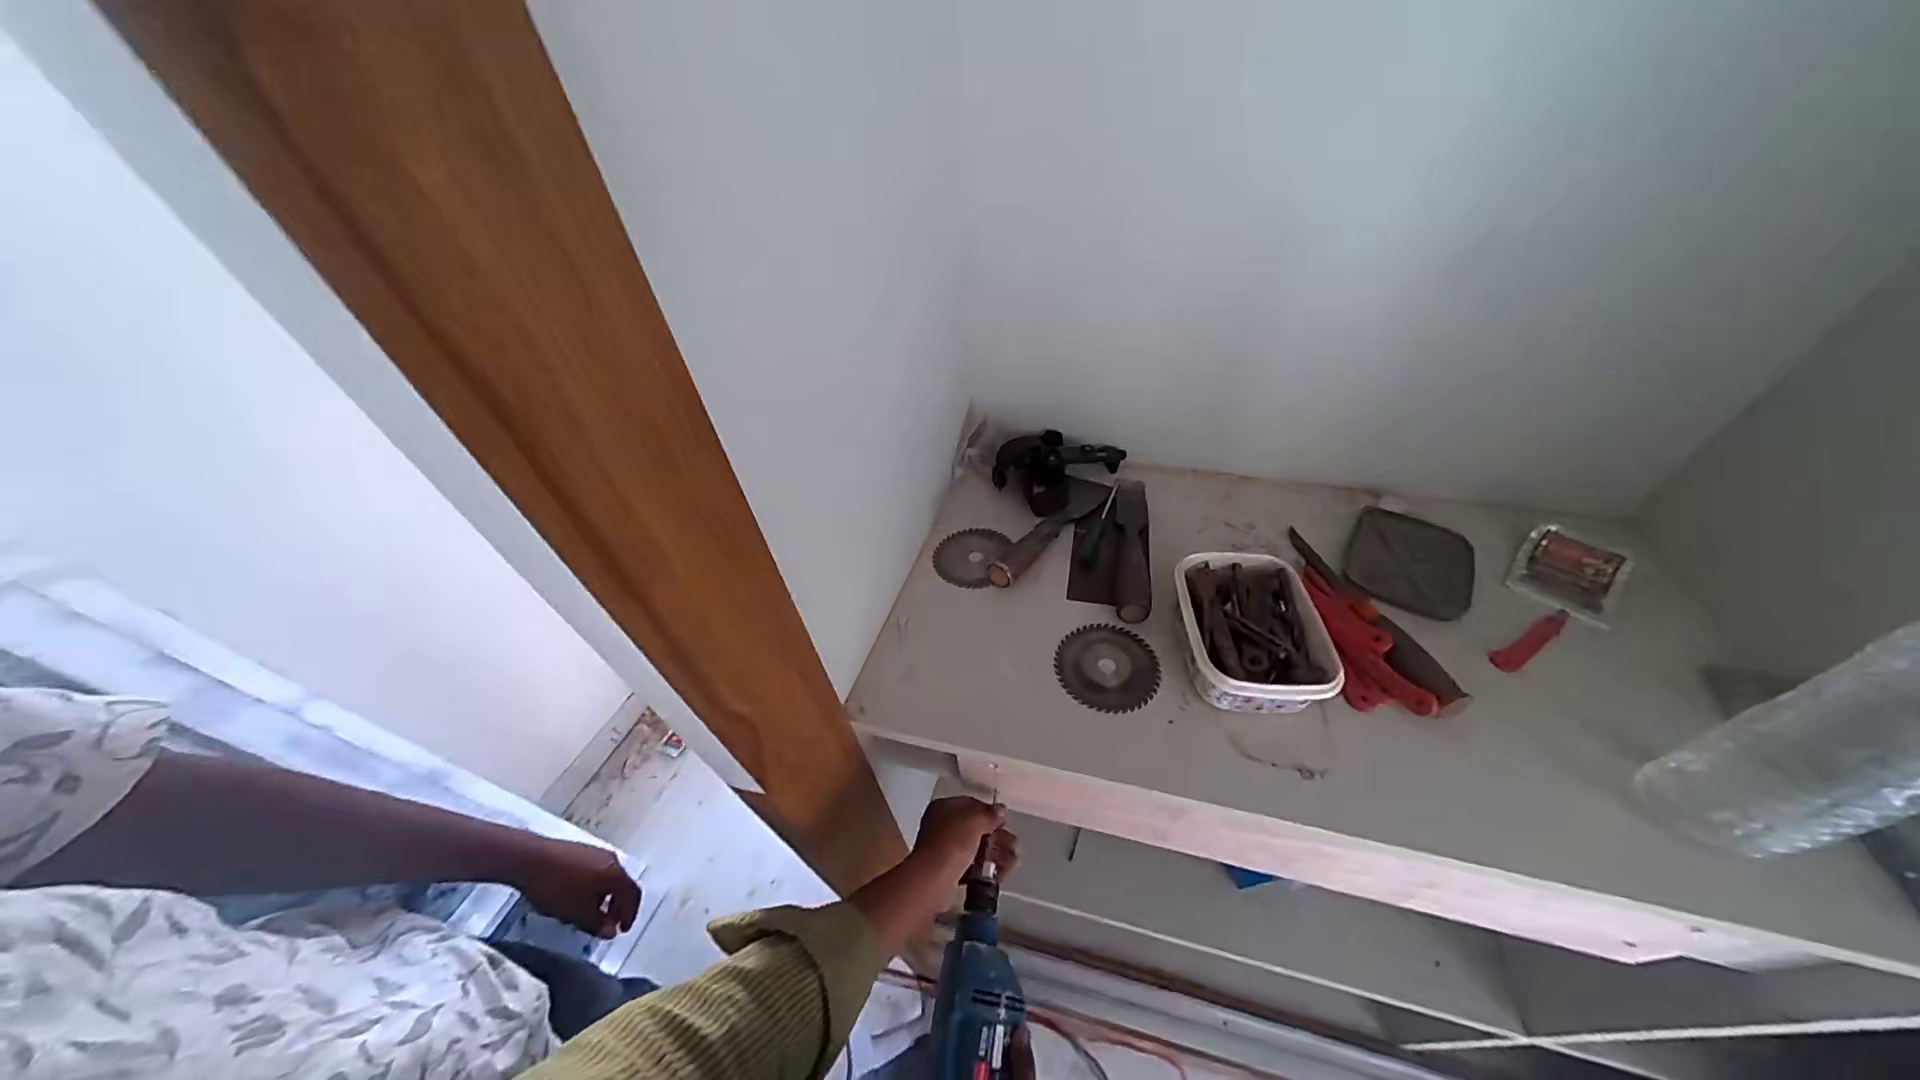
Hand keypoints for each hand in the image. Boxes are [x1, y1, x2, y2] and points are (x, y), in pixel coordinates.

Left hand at [513, 838, 640, 937]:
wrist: (532, 860)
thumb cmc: (557, 888)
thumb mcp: (577, 913)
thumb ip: (597, 924)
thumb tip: (611, 931)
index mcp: (616, 874)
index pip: (633, 895)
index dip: (630, 914)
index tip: (621, 930)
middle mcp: (612, 860)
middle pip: (623, 885)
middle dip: (617, 906)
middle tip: (607, 924)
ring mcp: (597, 853)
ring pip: (609, 878)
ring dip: (605, 897)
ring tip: (589, 912)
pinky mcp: (582, 851)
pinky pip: (597, 871)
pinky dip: (595, 887)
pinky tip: (578, 896)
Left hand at [914, 797, 1017, 882]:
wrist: (933, 879)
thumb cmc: (951, 843)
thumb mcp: (974, 821)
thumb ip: (989, 814)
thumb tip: (1000, 809)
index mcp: (944, 808)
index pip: (971, 805)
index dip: (990, 813)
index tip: (1004, 823)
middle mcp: (943, 826)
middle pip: (977, 828)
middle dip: (998, 837)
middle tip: (1013, 846)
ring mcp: (945, 850)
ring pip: (976, 848)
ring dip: (997, 853)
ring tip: (1012, 862)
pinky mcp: (950, 871)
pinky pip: (973, 866)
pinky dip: (987, 869)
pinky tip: (1001, 873)